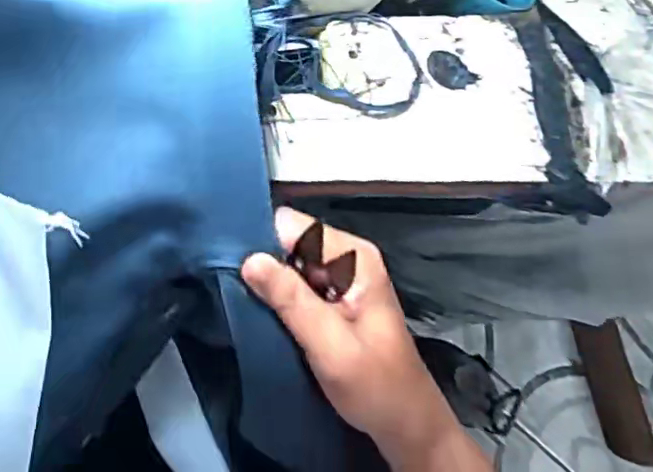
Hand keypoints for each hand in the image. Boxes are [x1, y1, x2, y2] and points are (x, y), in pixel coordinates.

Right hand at [240, 208, 487, 471]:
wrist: (408, 428)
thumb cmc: (377, 388)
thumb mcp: (331, 347)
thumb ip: (291, 300)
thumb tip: (250, 260)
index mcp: (353, 256)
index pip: (293, 225)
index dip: (265, 244)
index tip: (244, 273)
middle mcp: (347, 255)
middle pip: (289, 239)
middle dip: (267, 265)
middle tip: (251, 297)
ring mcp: (340, 273)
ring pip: (288, 260)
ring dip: (272, 283)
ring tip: (259, 308)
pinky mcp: (332, 293)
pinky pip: (295, 279)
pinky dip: (280, 296)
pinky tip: (273, 315)